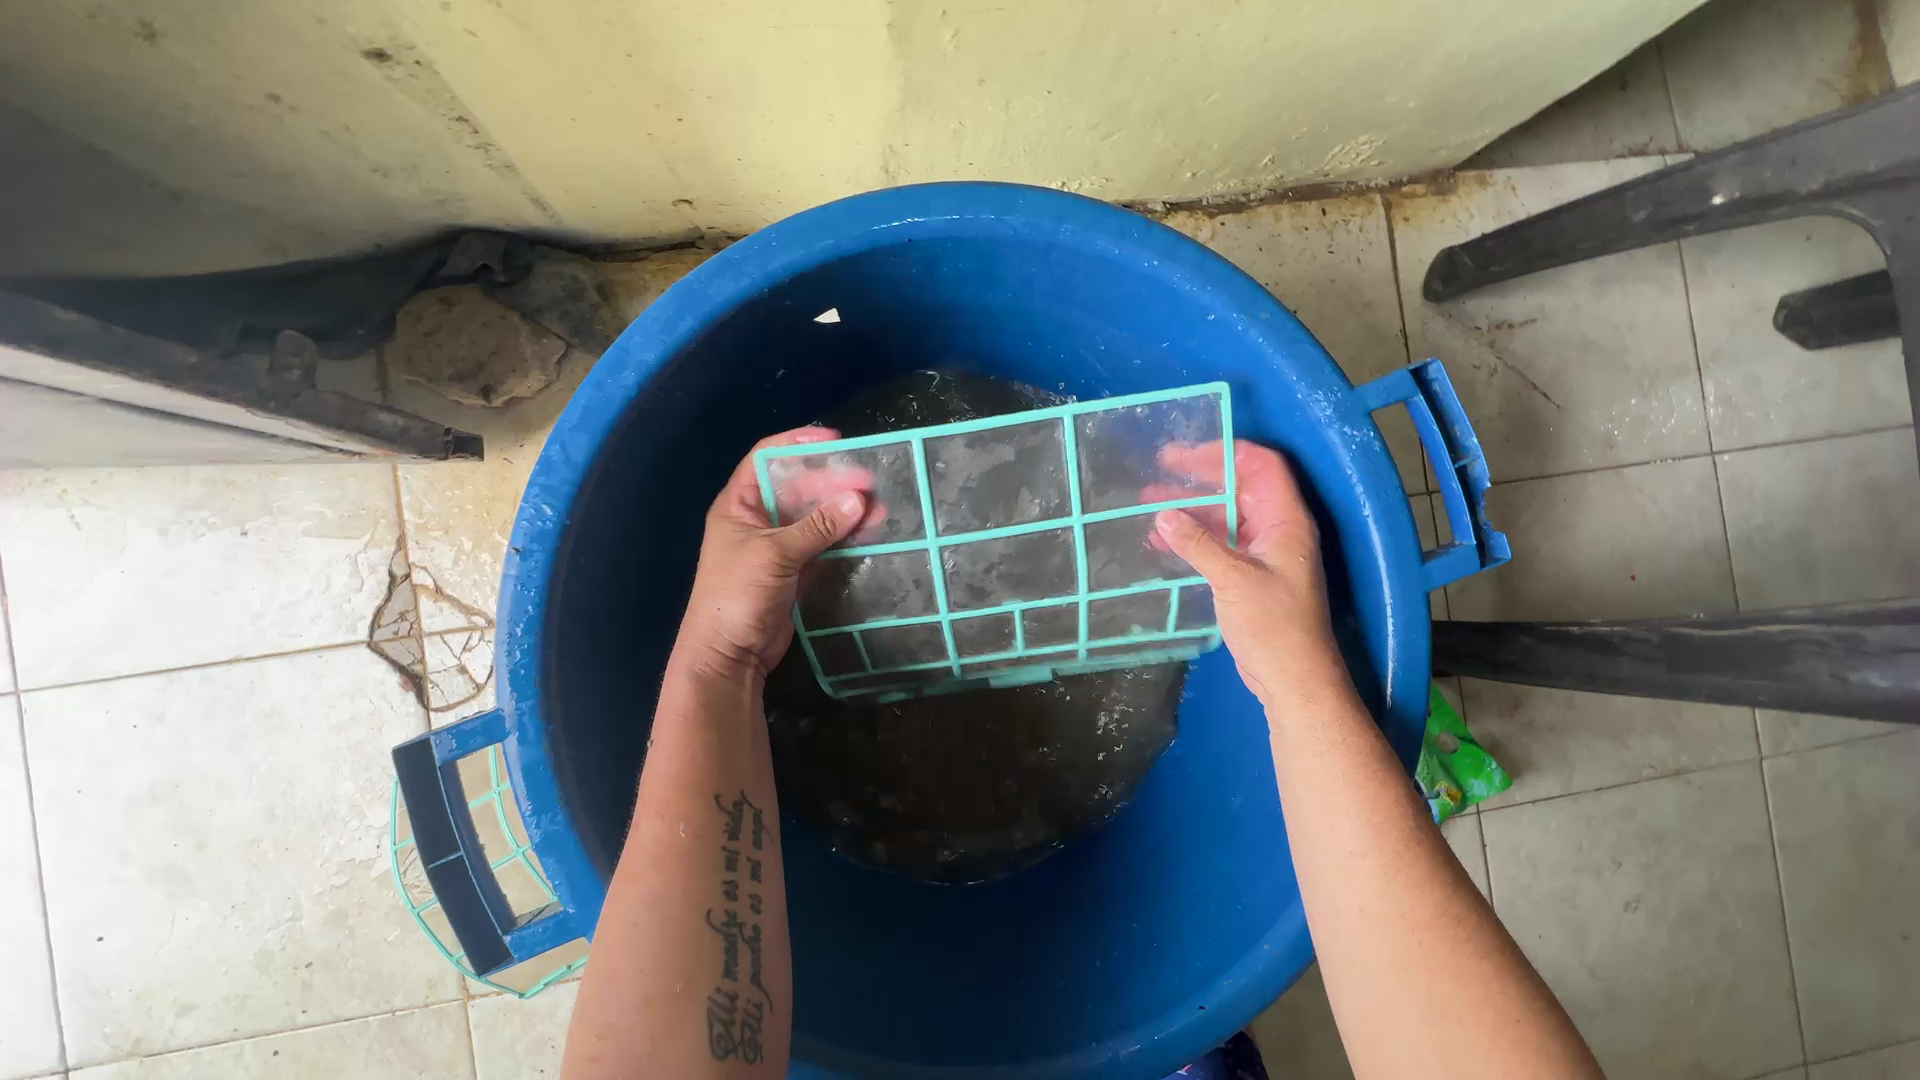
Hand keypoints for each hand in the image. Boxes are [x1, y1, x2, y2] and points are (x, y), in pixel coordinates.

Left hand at [676, 427, 871, 682]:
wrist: (728, 655)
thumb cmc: (736, 596)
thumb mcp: (775, 555)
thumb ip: (817, 527)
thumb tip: (859, 500)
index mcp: (739, 504)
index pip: (767, 458)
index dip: (799, 443)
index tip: (837, 441)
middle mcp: (758, 518)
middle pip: (799, 487)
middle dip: (834, 482)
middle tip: (870, 482)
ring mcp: (778, 545)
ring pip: (816, 516)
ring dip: (845, 511)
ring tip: (879, 509)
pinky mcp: (795, 570)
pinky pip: (824, 544)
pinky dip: (845, 537)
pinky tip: (869, 533)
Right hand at [1152, 440, 1342, 706]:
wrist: (1291, 677)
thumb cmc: (1273, 625)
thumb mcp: (1233, 579)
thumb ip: (1197, 543)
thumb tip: (1162, 515)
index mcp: (1285, 521)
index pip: (1261, 466)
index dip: (1226, 452)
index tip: (1185, 455)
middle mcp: (1275, 530)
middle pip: (1237, 488)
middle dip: (1198, 478)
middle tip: (1158, 469)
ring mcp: (1261, 553)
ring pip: (1222, 517)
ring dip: (1188, 510)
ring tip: (1146, 505)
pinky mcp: (1246, 575)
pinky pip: (1216, 544)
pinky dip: (1190, 539)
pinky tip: (1160, 541)